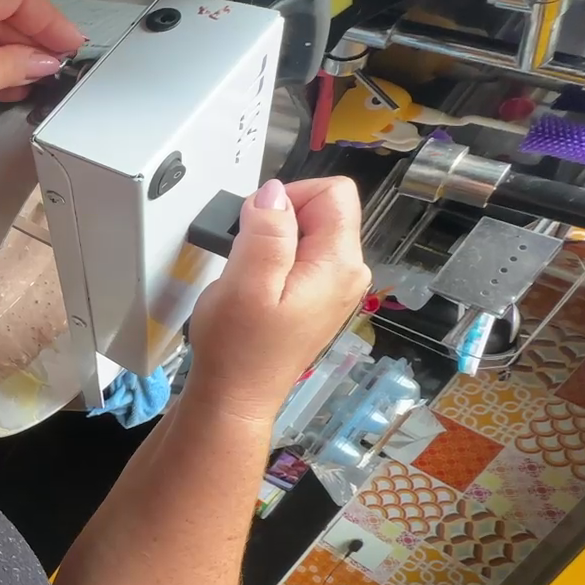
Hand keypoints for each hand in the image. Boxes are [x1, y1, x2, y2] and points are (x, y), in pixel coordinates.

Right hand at [186, 177, 371, 424]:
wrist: (237, 392)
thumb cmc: (238, 344)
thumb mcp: (245, 283)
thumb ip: (264, 233)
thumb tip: (272, 193)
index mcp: (338, 264)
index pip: (334, 193)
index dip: (287, 196)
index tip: (252, 225)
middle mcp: (348, 272)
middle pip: (323, 212)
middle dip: (277, 220)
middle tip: (244, 256)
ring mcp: (334, 287)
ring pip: (308, 235)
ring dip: (270, 242)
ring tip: (245, 274)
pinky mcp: (315, 299)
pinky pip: (299, 259)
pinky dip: (271, 260)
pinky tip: (252, 286)